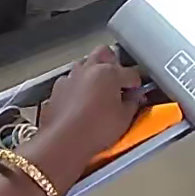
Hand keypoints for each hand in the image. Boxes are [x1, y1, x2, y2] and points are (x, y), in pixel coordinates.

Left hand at [24, 46, 142, 184]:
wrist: (64, 142)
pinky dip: (77, 86)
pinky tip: (81, 100)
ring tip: (99, 89)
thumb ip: (132, 104)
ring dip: (93, 71)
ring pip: (84, 63)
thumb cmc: (94, 129)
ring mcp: (71, 77)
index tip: (137, 91)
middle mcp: (89, 69)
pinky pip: (70, 80)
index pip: (130, 73)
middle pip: (104, 53)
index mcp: (109, 72)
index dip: (136, 83)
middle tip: (118, 79)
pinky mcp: (57, 89)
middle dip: (113, 62)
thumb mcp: (124, 119)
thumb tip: (133, 100)